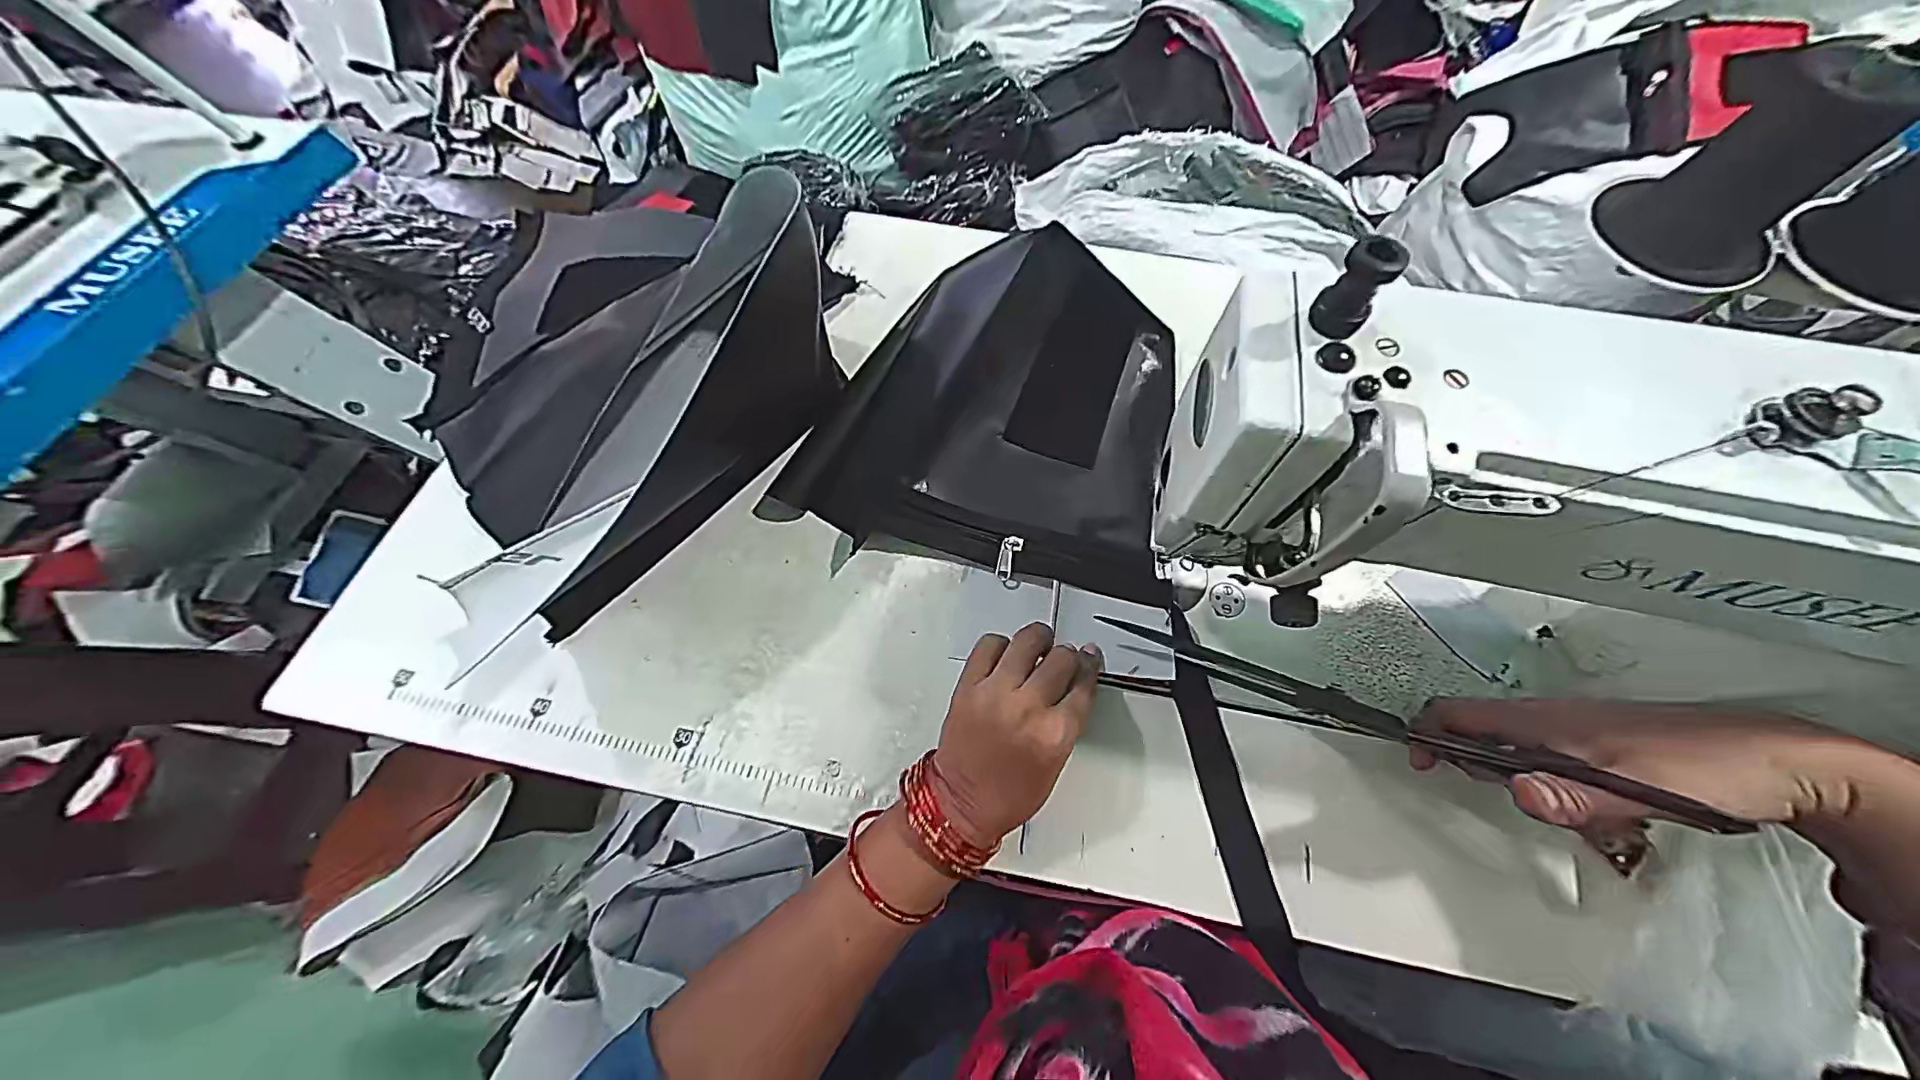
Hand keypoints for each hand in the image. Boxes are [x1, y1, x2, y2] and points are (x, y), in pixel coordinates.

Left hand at [931, 623, 1103, 846]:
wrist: (960, 802)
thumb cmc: (1006, 793)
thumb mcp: (1055, 762)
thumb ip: (1068, 720)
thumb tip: (1075, 685)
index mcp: (1054, 733)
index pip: (1084, 684)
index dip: (1090, 667)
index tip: (1090, 660)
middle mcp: (1027, 708)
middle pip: (1061, 658)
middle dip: (1068, 656)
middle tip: (1064, 657)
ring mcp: (995, 693)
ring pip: (1028, 640)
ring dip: (1039, 640)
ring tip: (1039, 645)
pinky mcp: (968, 686)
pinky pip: (989, 645)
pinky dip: (1001, 645)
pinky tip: (1006, 654)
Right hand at [1410, 699, 1870, 832]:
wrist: (1784, 760)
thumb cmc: (1707, 765)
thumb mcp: (1628, 788)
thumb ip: (1566, 795)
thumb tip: (1514, 791)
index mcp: (1540, 721)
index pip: (1456, 713)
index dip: (1427, 733)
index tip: (1419, 759)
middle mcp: (1549, 719)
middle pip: (1481, 733)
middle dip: (1478, 765)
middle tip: (1501, 795)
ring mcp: (1575, 729)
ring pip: (1519, 750)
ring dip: (1527, 782)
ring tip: (1572, 815)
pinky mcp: (1600, 744)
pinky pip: (1553, 760)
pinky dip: (1557, 785)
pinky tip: (1599, 810)